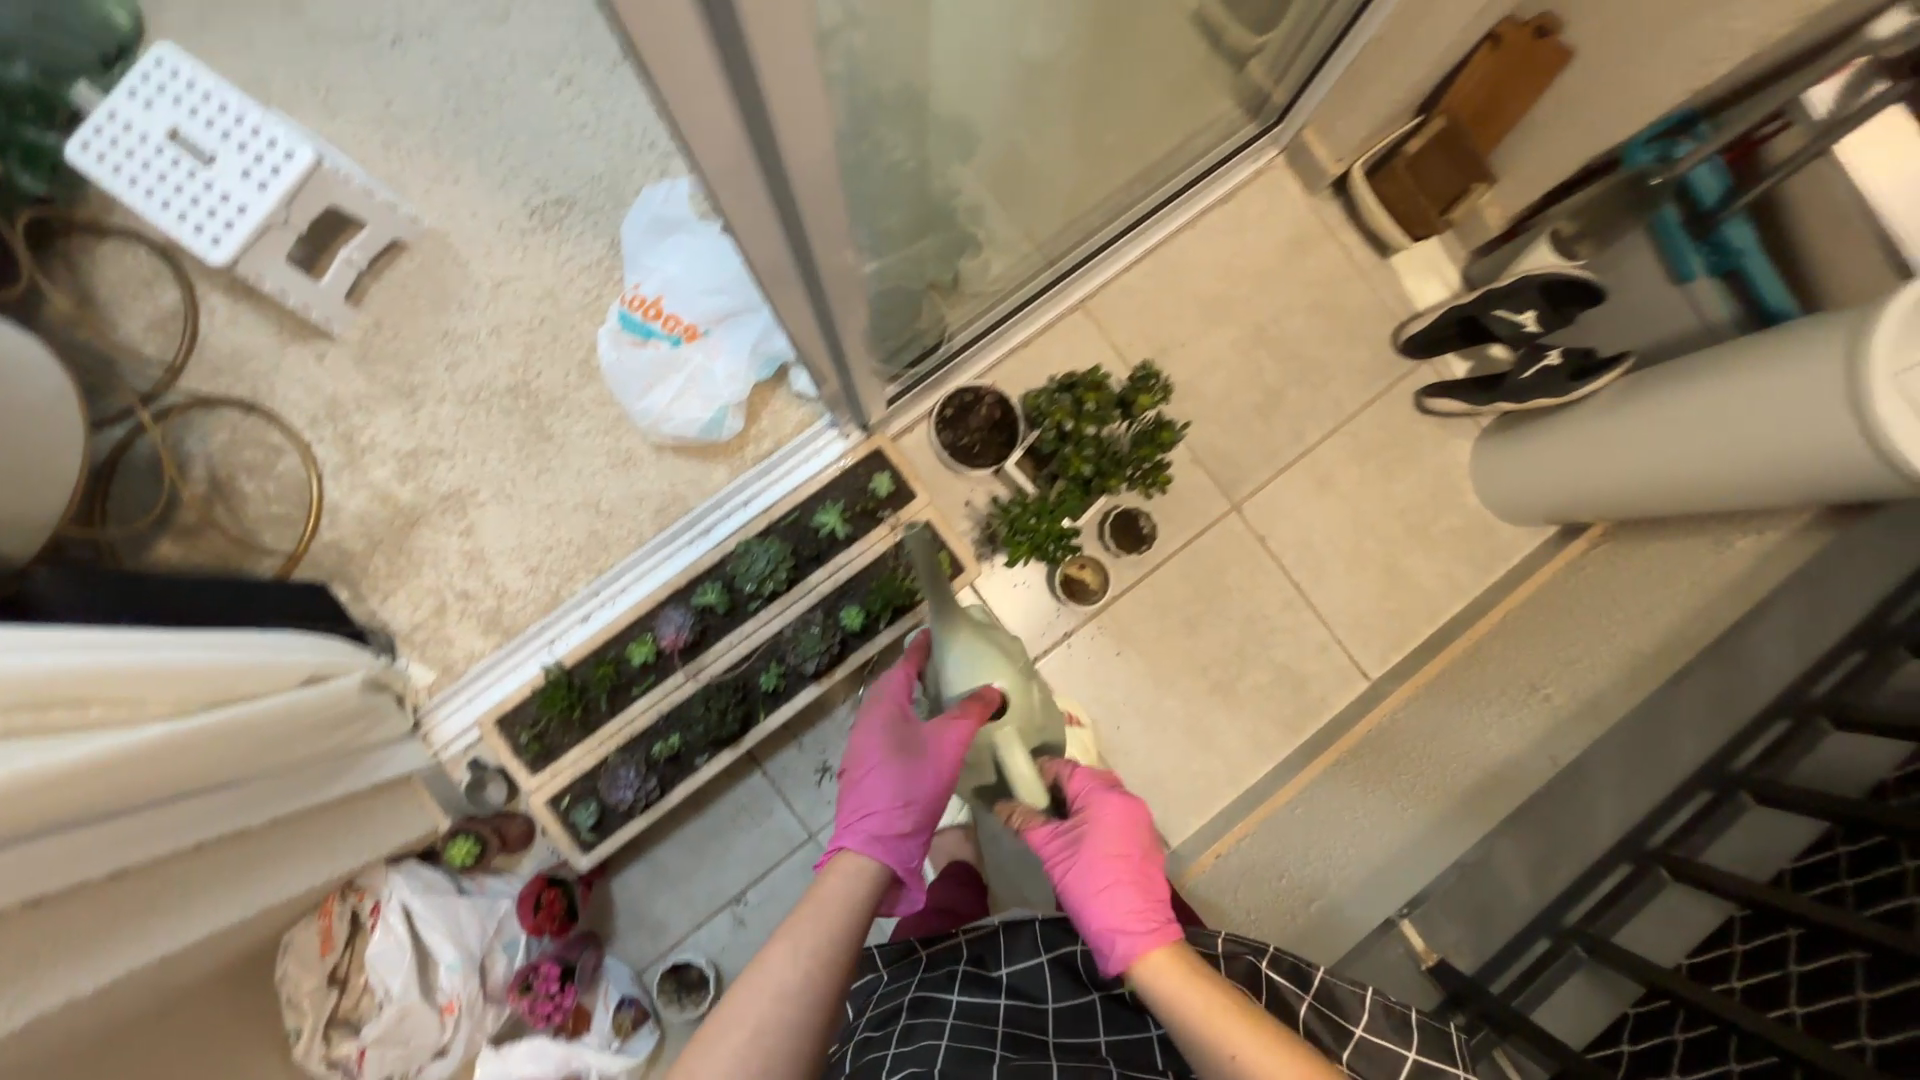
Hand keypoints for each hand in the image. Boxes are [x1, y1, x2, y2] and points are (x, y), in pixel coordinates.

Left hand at [817, 630, 1002, 916]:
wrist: (874, 844)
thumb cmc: (911, 784)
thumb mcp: (949, 743)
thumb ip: (970, 712)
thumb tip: (992, 689)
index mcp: (884, 702)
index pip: (905, 662)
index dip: (923, 647)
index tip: (938, 634)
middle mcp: (867, 717)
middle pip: (895, 684)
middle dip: (918, 673)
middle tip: (946, 665)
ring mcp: (863, 744)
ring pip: (891, 710)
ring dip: (914, 700)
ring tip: (941, 698)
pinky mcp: (866, 767)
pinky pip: (889, 731)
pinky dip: (909, 722)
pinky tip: (926, 736)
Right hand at [996, 758, 1183, 977]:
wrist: (1135, 931)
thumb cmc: (1088, 883)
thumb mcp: (1050, 850)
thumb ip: (1025, 821)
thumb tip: (1000, 804)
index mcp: (1102, 793)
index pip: (1066, 767)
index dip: (1041, 773)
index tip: (1022, 786)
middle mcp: (1126, 797)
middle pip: (1087, 779)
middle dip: (1061, 788)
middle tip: (1038, 806)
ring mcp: (1141, 818)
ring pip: (1104, 797)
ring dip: (1081, 804)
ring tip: (1058, 824)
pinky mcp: (1147, 839)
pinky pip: (1118, 816)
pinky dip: (1099, 819)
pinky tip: (1084, 841)